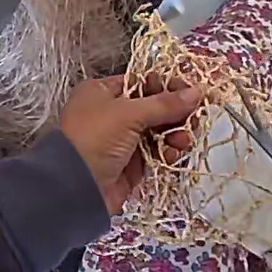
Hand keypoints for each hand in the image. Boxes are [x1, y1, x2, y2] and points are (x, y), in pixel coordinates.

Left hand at [60, 76, 200, 211]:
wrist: (74, 188)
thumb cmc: (95, 139)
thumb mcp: (129, 114)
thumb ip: (165, 103)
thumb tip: (196, 91)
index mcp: (103, 92)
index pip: (142, 83)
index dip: (167, 86)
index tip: (190, 92)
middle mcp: (111, 114)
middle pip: (154, 108)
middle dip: (175, 114)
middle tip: (194, 118)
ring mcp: (121, 140)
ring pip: (158, 131)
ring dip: (174, 134)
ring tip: (183, 141)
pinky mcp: (130, 164)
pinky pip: (155, 152)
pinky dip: (166, 152)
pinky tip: (172, 155)